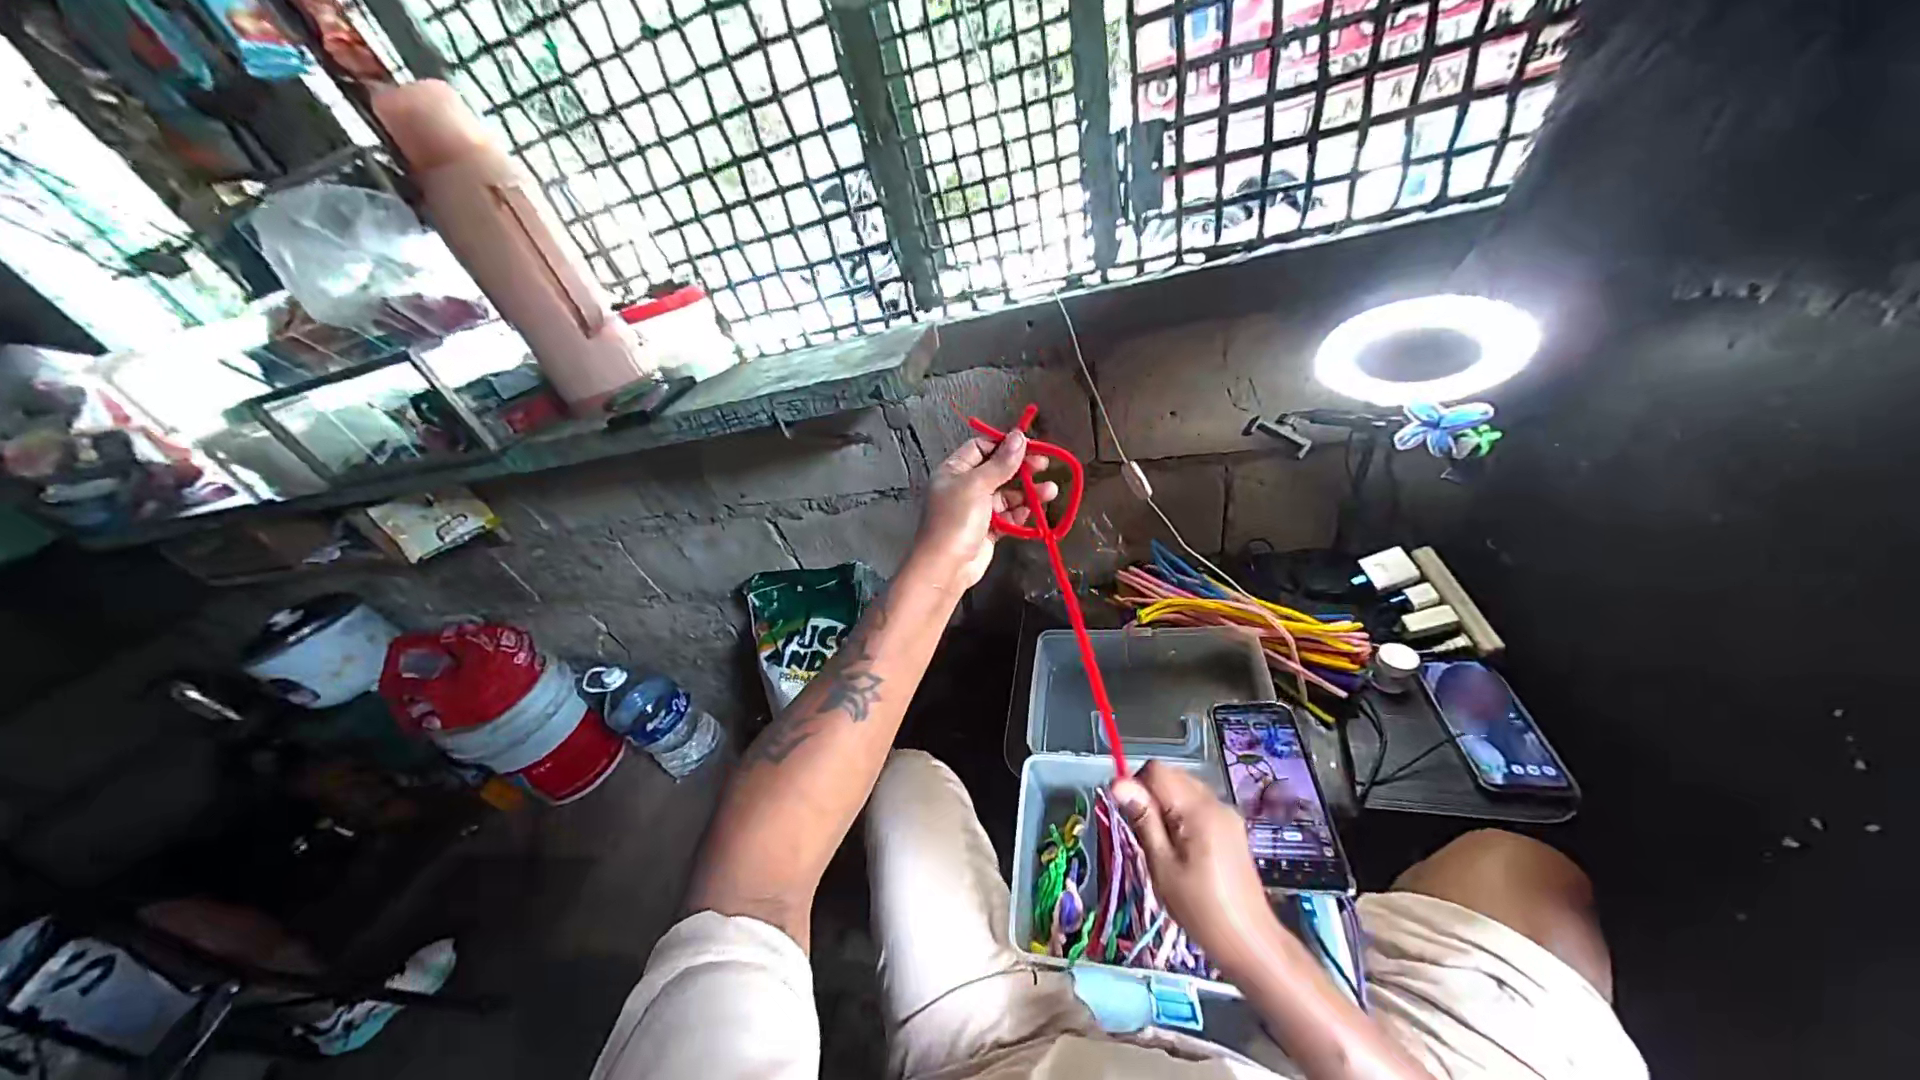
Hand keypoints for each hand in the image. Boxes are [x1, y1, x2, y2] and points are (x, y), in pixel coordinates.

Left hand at [914, 430, 1056, 588]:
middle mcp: (964, 488)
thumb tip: (1018, 437)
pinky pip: (1007, 516)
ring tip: (1049, 491)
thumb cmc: (954, 521)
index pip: (981, 448)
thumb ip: (1000, 463)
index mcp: (954, 471)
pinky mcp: (987, 530)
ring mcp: (976, 510)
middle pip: (997, 470)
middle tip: (1043, 465)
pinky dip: (1020, 513)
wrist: (946, 566)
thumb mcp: (977, 485)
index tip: (1028, 446)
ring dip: (1028, 492)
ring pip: (1006, 495)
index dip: (1004, 445)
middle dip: (1021, 468)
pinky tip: (1033, 510)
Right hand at [1112, 761, 1281, 977]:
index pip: (1156, 770)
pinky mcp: (1232, 828)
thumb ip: (1142, 819)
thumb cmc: (1200, 908)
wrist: (1250, 943)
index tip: (1129, 817)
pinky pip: (1198, 805)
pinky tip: (1183, 849)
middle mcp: (1215, 802)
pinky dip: (1182, 816)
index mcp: (1198, 809)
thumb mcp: (1162, 866)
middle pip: (1171, 776)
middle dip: (1150, 796)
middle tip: (1147, 837)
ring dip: (1165, 806)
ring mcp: (1227, 814)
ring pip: (1183, 789)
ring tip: (1164, 846)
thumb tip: (1117, 784)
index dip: (1135, 785)